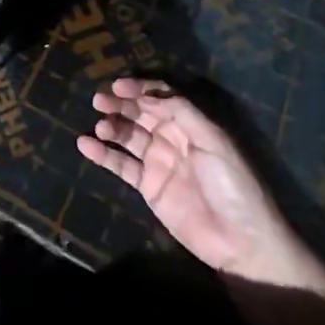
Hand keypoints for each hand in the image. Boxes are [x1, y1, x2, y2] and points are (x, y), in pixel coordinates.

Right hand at [76, 78, 324, 297]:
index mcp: (192, 123)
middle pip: (141, 113)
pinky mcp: (148, 186)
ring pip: (129, 136)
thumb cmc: (232, 183)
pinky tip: (85, 145)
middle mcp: (173, 137)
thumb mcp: (213, 140)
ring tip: (99, 126)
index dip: (140, 88)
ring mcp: (159, 161)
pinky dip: (103, 154)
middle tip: (98, 99)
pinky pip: (121, 164)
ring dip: (112, 127)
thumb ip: (181, 113)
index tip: (117, 86)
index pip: (161, 97)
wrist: (239, 238)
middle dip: (121, 104)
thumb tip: (147, 96)